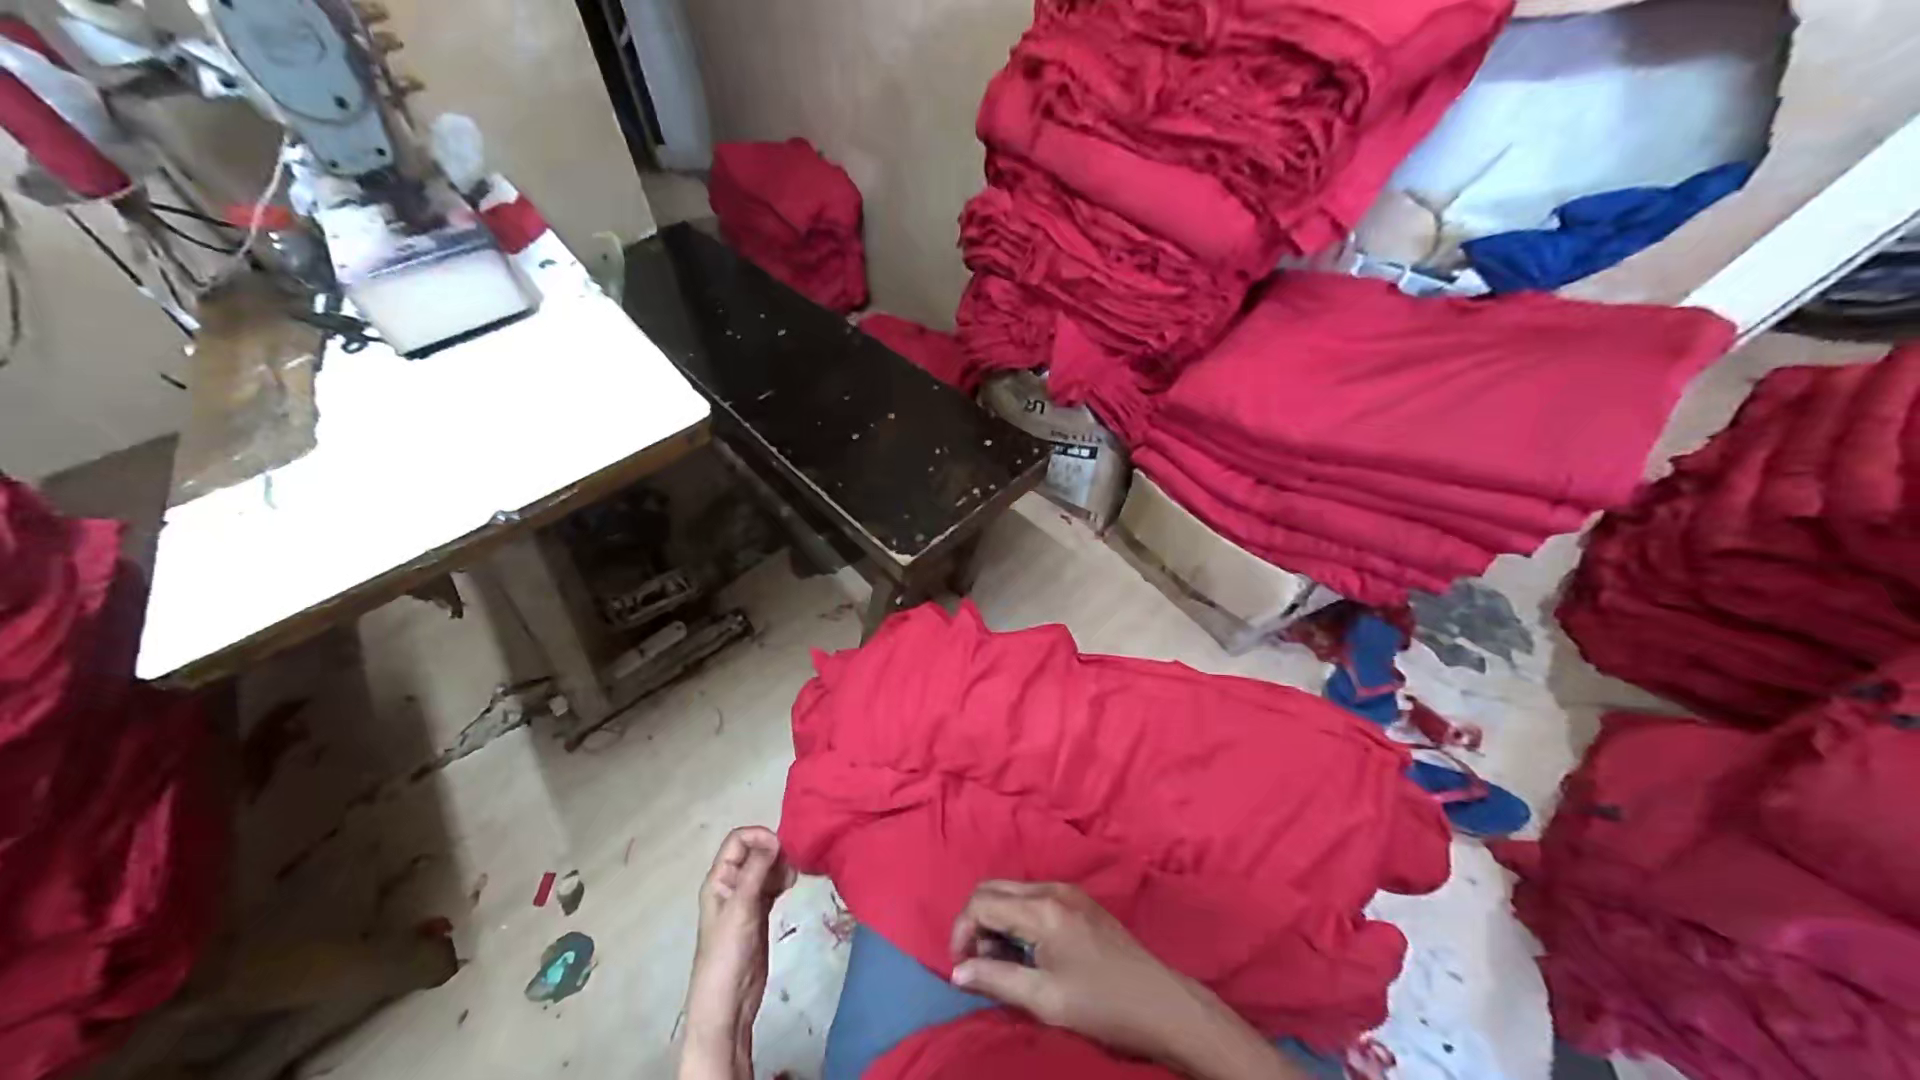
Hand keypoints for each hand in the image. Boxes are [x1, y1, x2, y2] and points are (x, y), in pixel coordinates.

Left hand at [678, 827, 795, 1079]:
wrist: (728, 1002)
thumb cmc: (727, 953)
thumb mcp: (741, 908)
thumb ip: (756, 870)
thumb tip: (775, 837)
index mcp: (719, 879)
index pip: (738, 840)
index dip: (759, 836)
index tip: (782, 845)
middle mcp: (731, 884)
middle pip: (754, 851)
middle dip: (774, 849)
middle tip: (795, 859)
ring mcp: (746, 899)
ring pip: (766, 868)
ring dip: (781, 864)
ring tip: (796, 873)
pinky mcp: (760, 913)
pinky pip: (773, 885)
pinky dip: (783, 879)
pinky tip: (794, 883)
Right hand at [948, 881, 1305, 1079]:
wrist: (1162, 1004)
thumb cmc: (1102, 1006)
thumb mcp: (1044, 1000)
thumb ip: (996, 980)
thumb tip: (957, 971)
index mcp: (1042, 908)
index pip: (981, 902)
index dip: (962, 931)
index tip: (962, 967)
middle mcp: (1052, 888)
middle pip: (993, 889)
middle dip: (976, 923)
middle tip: (979, 964)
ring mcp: (1068, 892)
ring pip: (1012, 892)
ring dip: (997, 922)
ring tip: (1003, 965)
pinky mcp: (1079, 901)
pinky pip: (1032, 898)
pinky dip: (1017, 919)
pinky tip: (1028, 953)